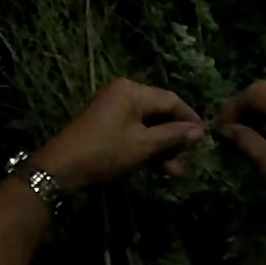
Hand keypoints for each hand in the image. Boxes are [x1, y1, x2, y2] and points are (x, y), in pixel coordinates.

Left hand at [33, 79, 204, 191]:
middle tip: (186, 163)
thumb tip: (200, 132)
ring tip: (174, 173)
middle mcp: (123, 93)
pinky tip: (157, 168)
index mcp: (132, 91)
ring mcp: (112, 109)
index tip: (204, 139)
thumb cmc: (105, 153)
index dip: (190, 119)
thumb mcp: (143, 146)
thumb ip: (173, 136)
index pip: (171, 100)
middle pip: (159, 113)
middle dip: (174, 139)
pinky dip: (146, 147)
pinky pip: (134, 131)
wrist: (61, 169)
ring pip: (147, 125)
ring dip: (162, 148)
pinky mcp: (105, 125)